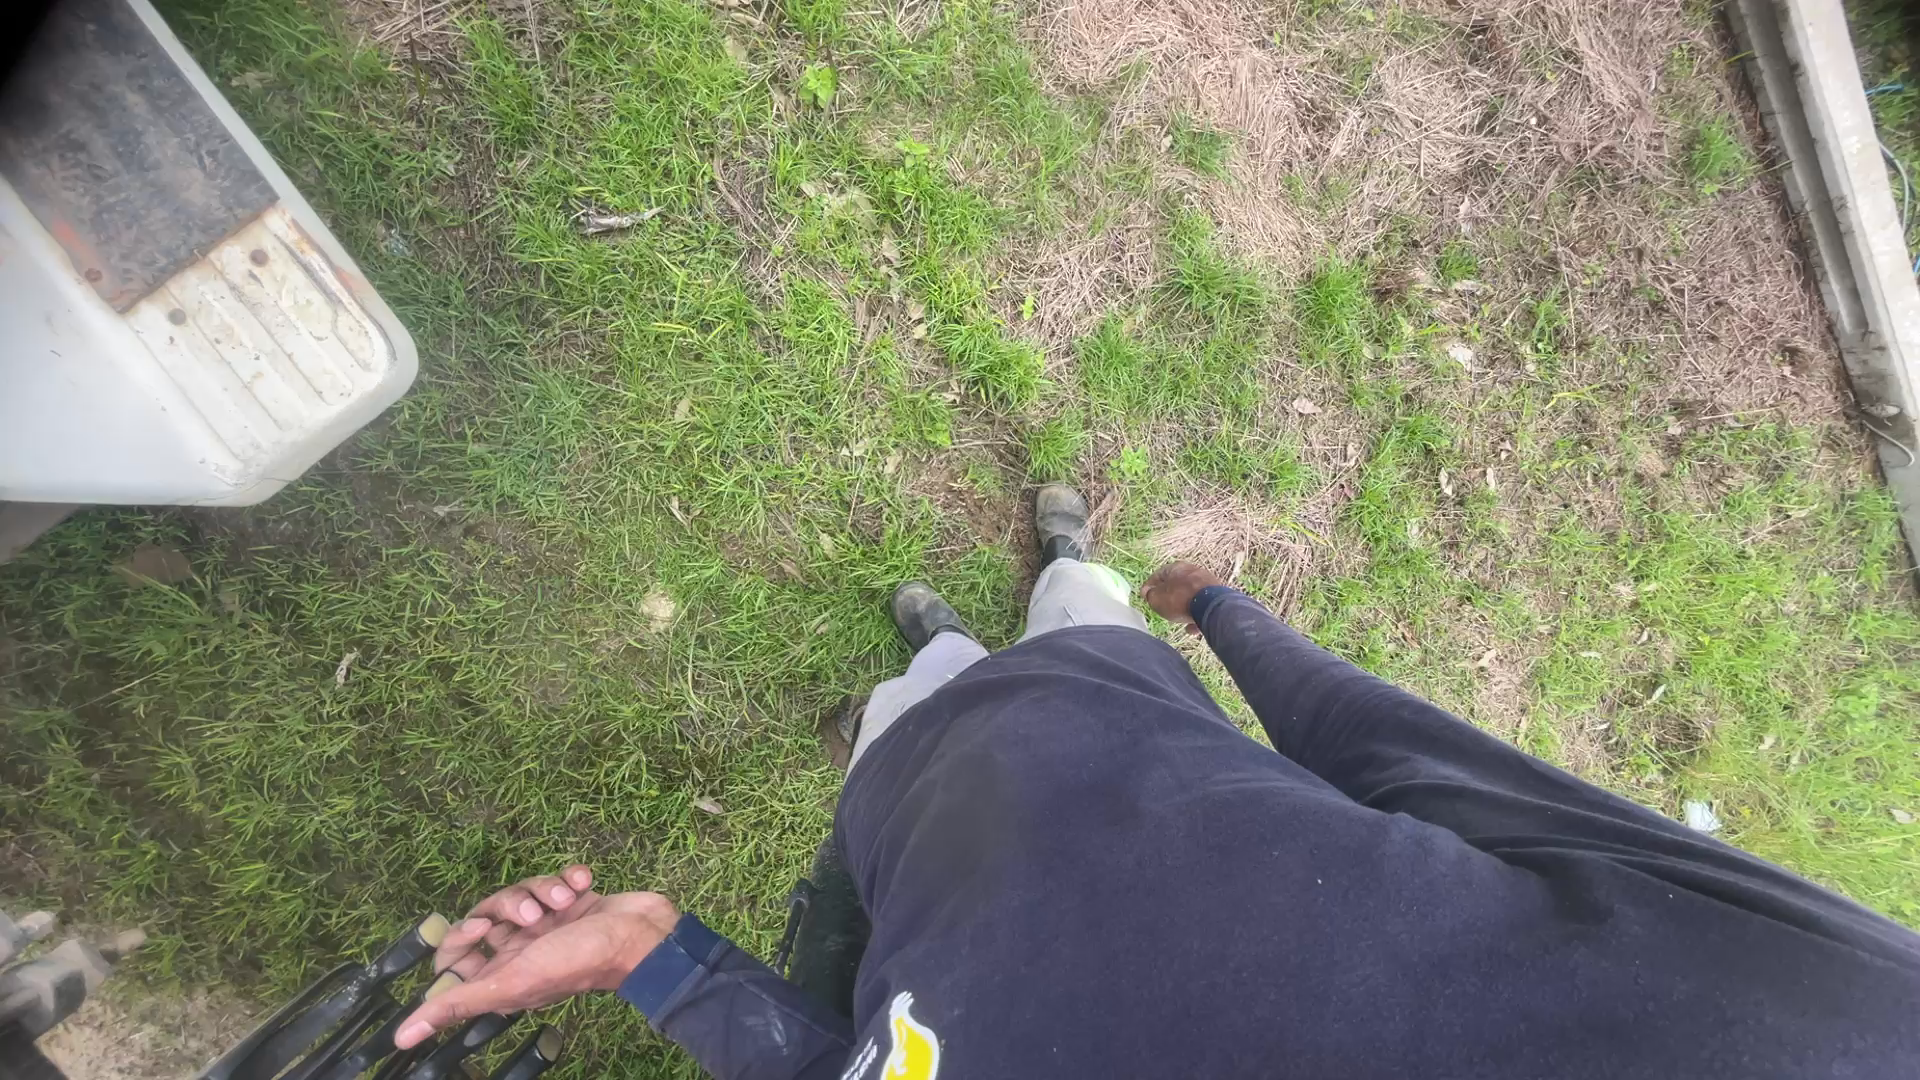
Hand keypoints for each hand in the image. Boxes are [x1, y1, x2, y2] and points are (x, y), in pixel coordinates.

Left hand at [394, 865, 677, 1048]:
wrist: (640, 935)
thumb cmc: (577, 961)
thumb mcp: (515, 981)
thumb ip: (459, 1003)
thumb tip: (399, 1039)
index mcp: (501, 971)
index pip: (456, 954)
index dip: (462, 935)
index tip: (481, 927)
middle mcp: (521, 946)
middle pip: (491, 912)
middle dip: (511, 903)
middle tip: (534, 914)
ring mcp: (551, 921)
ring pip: (526, 891)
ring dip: (545, 888)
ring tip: (568, 898)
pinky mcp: (577, 899)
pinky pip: (559, 878)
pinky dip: (569, 876)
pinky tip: (584, 883)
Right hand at [1141, 561, 1225, 634]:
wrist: (1211, 607)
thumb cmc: (1179, 600)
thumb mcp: (1156, 599)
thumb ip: (1150, 595)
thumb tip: (1148, 593)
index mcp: (1176, 567)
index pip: (1158, 574)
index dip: (1149, 586)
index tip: (1144, 596)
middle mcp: (1192, 571)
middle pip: (1176, 584)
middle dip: (1168, 595)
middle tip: (1161, 606)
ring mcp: (1207, 582)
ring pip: (1190, 595)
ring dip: (1183, 606)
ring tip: (1177, 618)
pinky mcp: (1218, 596)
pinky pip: (1202, 606)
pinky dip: (1195, 616)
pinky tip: (1191, 628)